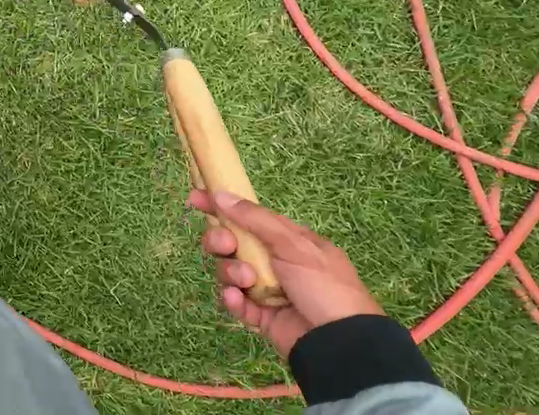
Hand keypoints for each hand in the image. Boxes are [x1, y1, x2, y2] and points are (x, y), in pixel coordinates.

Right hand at [188, 189, 382, 356]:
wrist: (343, 345)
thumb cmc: (325, 287)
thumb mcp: (296, 246)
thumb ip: (256, 219)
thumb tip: (220, 194)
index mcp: (287, 242)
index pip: (248, 217)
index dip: (221, 206)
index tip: (195, 198)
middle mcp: (274, 262)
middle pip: (231, 242)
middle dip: (220, 240)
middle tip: (226, 245)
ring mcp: (265, 289)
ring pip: (228, 270)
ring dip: (230, 271)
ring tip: (246, 281)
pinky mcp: (259, 315)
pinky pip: (234, 301)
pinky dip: (232, 299)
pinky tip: (238, 299)